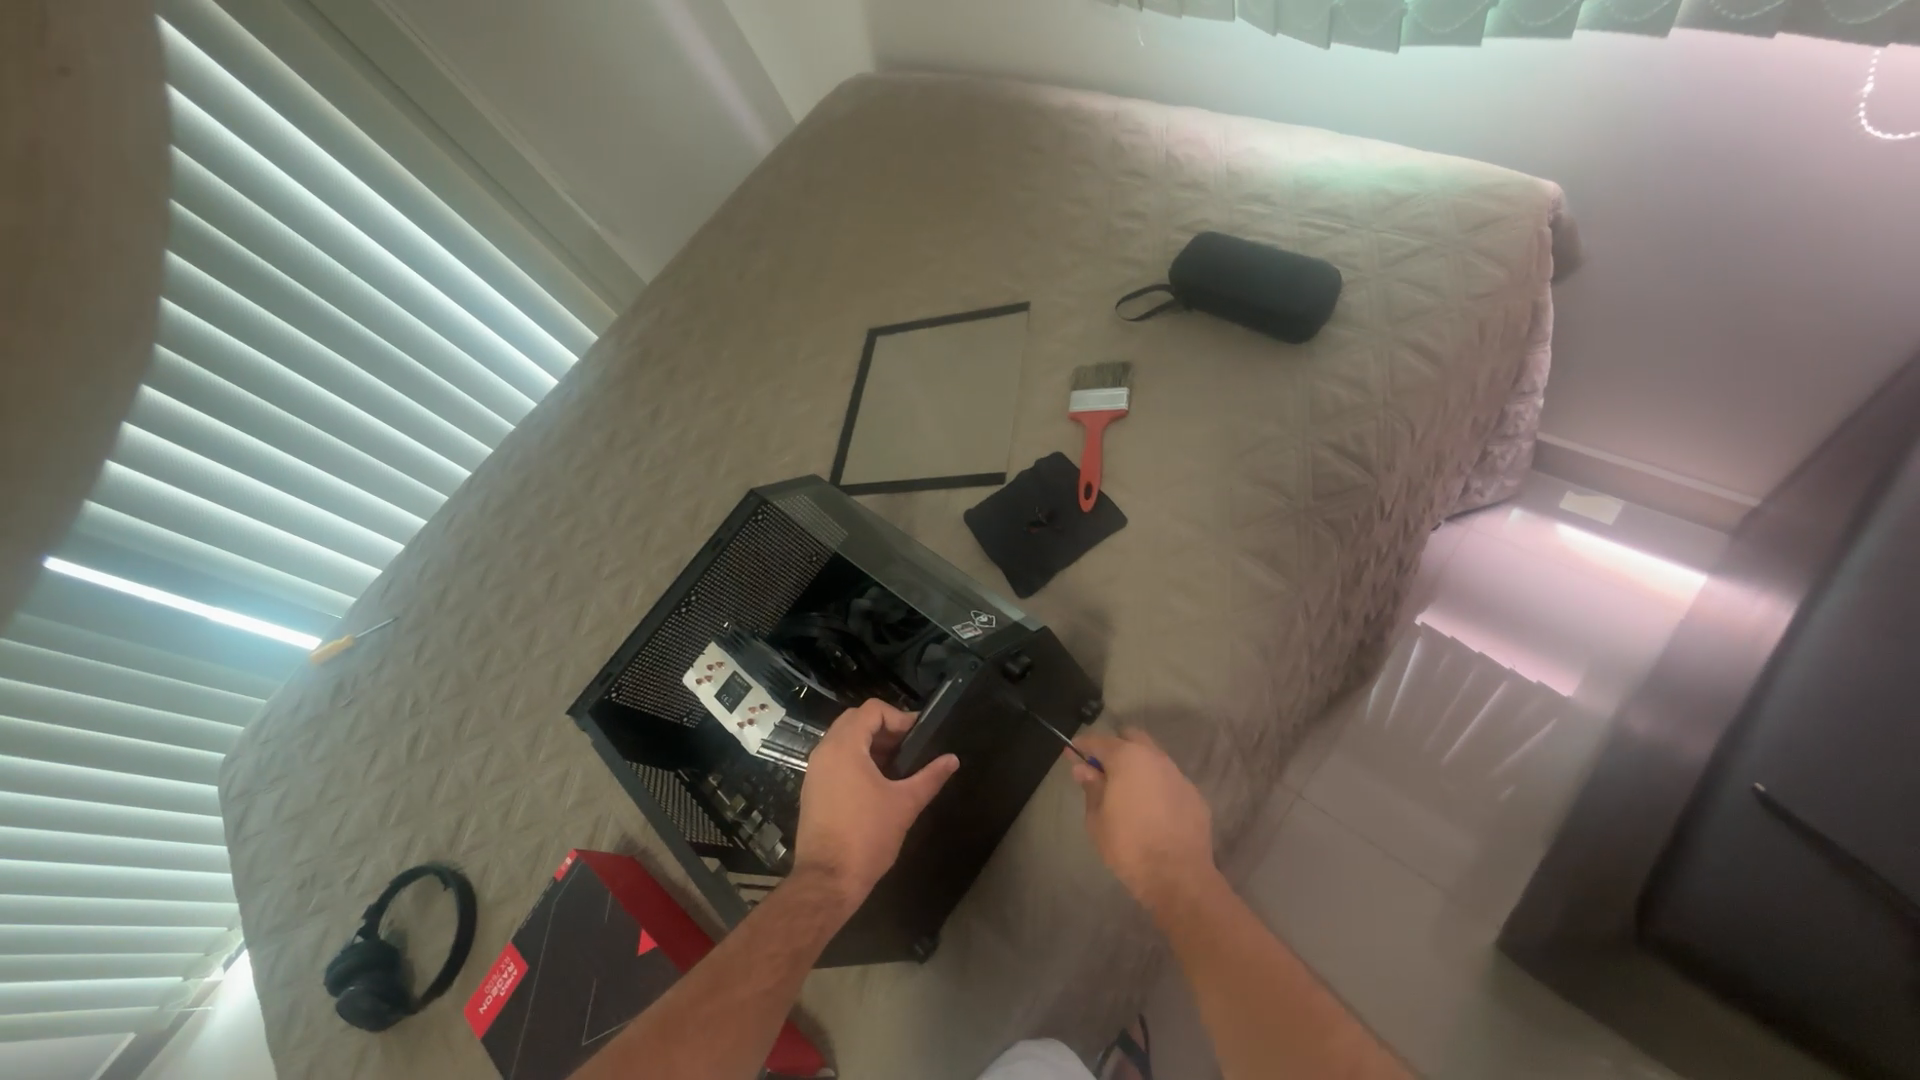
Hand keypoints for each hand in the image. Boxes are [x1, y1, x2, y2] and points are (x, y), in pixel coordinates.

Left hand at [794, 699, 959, 911]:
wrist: (828, 880)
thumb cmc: (867, 837)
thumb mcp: (905, 804)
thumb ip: (930, 776)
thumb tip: (953, 759)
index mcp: (844, 747)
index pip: (871, 710)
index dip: (899, 717)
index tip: (919, 736)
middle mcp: (824, 752)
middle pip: (855, 720)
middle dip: (885, 728)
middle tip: (909, 747)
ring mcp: (814, 771)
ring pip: (843, 741)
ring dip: (871, 744)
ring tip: (898, 765)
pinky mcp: (812, 789)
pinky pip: (835, 760)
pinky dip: (856, 760)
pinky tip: (878, 784)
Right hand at [1070, 729, 1216, 916]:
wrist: (1177, 876)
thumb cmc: (1128, 845)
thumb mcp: (1097, 818)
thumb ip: (1091, 788)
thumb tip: (1084, 769)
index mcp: (1128, 758)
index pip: (1099, 741)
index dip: (1082, 746)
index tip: (1071, 754)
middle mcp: (1155, 758)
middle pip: (1131, 738)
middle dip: (1115, 748)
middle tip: (1102, 770)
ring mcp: (1179, 775)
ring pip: (1153, 758)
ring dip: (1138, 767)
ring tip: (1127, 792)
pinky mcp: (1195, 796)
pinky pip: (1169, 781)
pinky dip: (1156, 786)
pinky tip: (1151, 810)